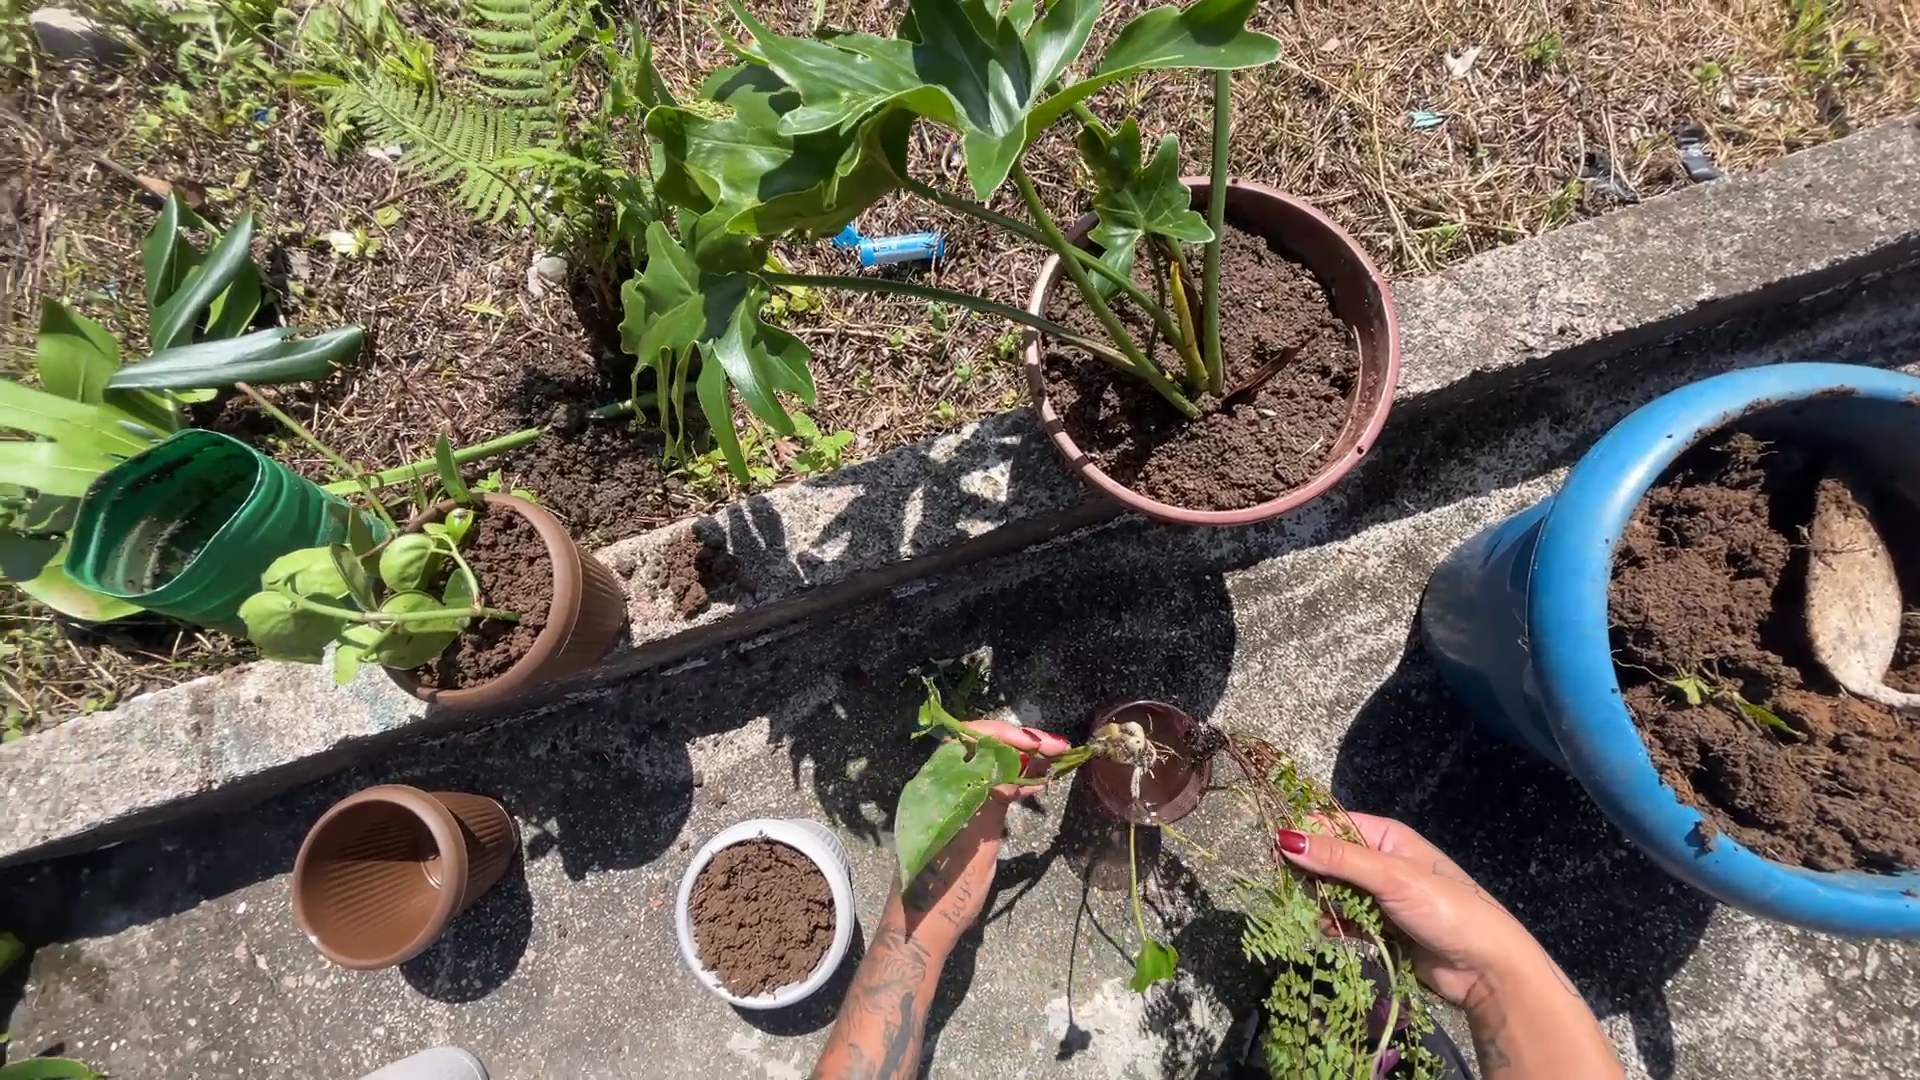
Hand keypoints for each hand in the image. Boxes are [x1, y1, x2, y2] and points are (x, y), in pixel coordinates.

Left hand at [898, 720, 1069, 954]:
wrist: (922, 928)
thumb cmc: (946, 887)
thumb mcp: (978, 841)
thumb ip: (994, 799)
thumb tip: (1020, 766)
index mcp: (936, 783)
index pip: (971, 738)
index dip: (1006, 735)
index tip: (1038, 743)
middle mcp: (939, 783)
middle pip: (981, 747)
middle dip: (1019, 744)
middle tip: (1056, 748)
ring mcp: (948, 799)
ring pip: (986, 765)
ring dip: (1019, 760)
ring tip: (1052, 761)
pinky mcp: (959, 815)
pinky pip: (986, 786)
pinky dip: (1010, 781)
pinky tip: (1035, 783)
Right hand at [1276, 813, 1562, 1008]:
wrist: (1490, 972)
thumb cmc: (1445, 909)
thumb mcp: (1390, 877)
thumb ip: (1338, 857)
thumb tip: (1284, 837)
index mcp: (1385, 836)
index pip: (1331, 824)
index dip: (1304, 833)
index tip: (1276, 849)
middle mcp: (1380, 860)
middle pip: (1328, 856)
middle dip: (1308, 870)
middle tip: (1287, 885)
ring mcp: (1380, 894)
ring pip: (1333, 888)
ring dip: (1318, 899)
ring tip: (1305, 911)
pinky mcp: (1381, 926)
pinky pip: (1345, 917)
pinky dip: (1332, 922)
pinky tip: (1323, 929)